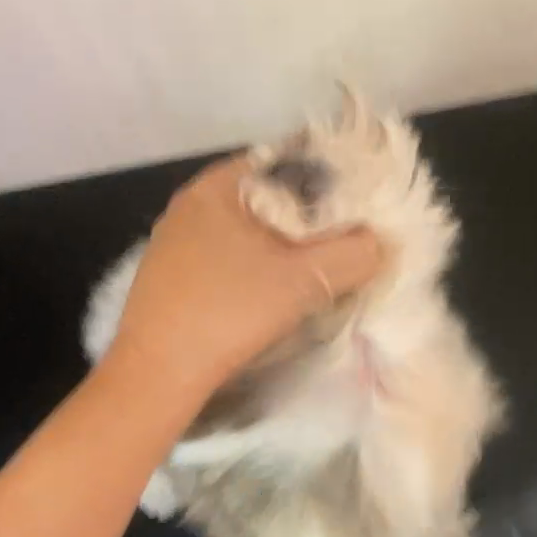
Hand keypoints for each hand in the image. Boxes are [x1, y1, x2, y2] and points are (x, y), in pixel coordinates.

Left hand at [104, 157, 382, 400]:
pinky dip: (260, 265)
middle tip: (350, 239)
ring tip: (322, 267)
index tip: (364, 206)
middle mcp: (193, 204)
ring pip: (250, 230)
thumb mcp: (302, 282)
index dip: (332, 179)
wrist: (157, 374)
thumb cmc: (227, 314)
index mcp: (218, 186)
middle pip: (270, 197)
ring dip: (286, 245)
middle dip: (312, 217)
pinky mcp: (174, 276)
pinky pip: (230, 256)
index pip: (288, 162)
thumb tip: (380, 242)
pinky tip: (277, 291)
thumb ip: (352, 255)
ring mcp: (178, 241)